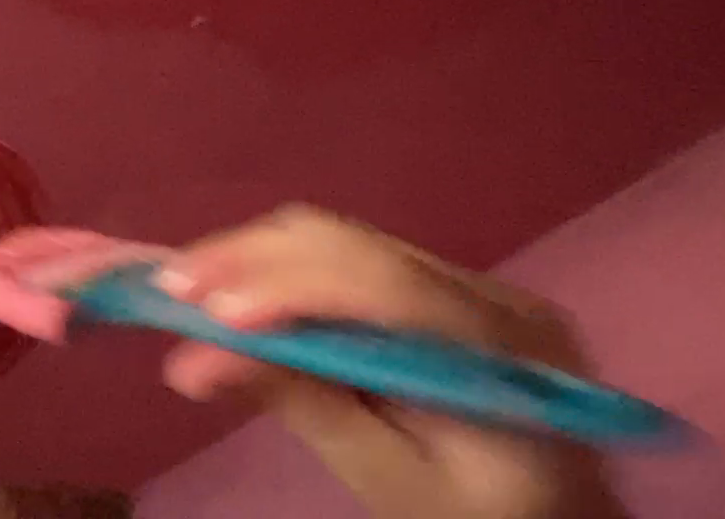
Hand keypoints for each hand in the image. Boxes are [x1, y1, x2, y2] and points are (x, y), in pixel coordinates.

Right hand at [156, 205, 625, 518]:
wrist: (554, 517)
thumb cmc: (478, 515)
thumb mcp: (393, 482)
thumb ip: (303, 408)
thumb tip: (189, 362)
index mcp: (506, 351)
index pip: (387, 287)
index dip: (288, 287)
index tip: (208, 311)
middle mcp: (485, 289)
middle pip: (344, 243)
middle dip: (246, 258)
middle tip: (170, 288)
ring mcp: (456, 275)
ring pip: (327, 234)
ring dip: (245, 254)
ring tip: (184, 284)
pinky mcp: (422, 275)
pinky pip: (331, 249)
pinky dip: (267, 262)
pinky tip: (227, 284)